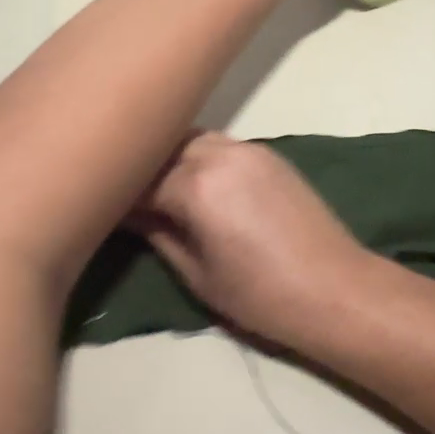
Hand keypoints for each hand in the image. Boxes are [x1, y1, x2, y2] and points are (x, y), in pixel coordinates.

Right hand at [131, 131, 373, 345]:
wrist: (334, 287)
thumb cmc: (261, 294)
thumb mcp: (197, 274)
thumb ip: (158, 235)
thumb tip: (128, 214)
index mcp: (196, 185)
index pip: (140, 180)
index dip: (117, 195)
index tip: (99, 206)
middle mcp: (219, 154)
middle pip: (164, 148)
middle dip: (142, 168)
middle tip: (124, 195)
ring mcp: (248, 148)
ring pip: (192, 139)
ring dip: (171, 157)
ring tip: (158, 189)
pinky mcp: (268, 154)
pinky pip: (220, 144)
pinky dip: (199, 156)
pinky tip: (196, 183)